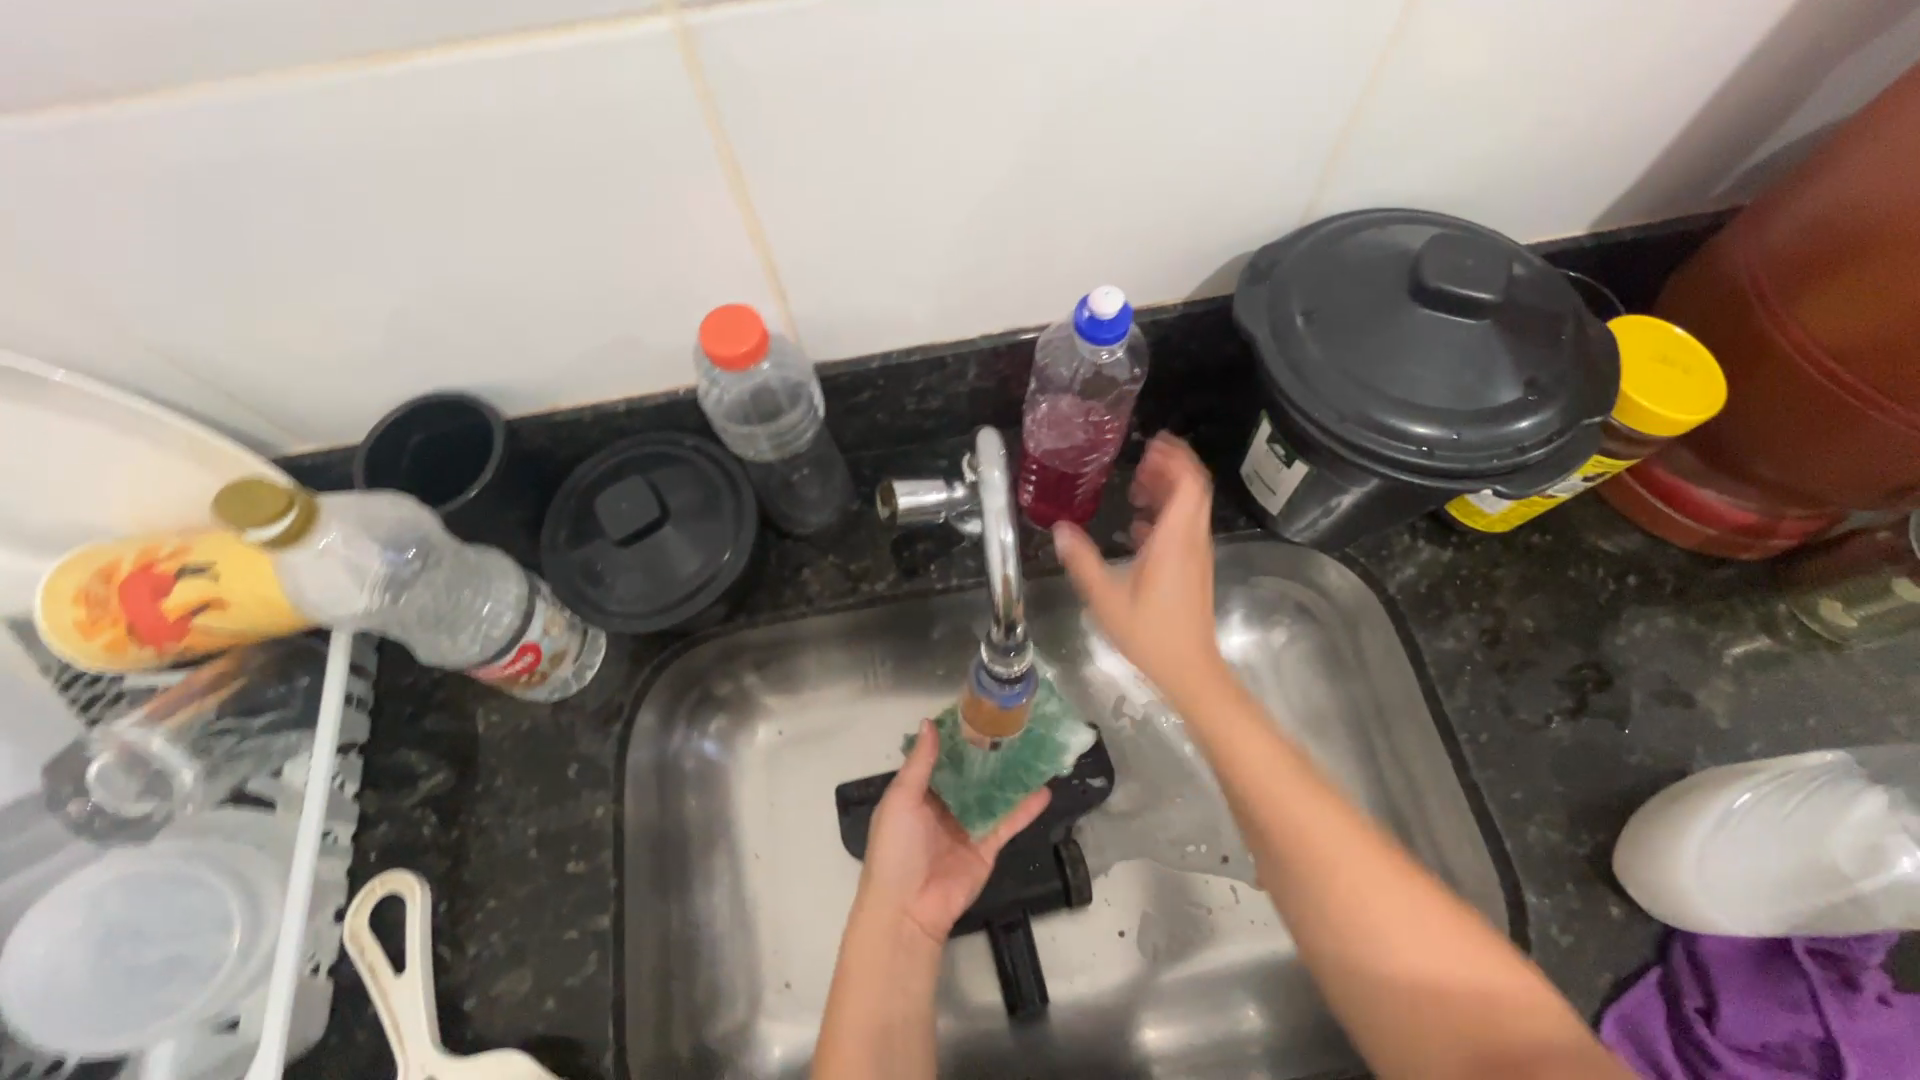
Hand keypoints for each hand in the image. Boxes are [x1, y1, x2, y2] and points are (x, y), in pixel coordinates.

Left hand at [854, 718, 1051, 945]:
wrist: (908, 909)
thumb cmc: (896, 849)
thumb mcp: (901, 799)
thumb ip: (920, 763)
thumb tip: (929, 723)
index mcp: (918, 794)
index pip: (940, 759)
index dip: (957, 738)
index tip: (978, 712)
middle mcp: (943, 807)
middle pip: (970, 775)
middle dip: (988, 754)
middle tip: (1013, 726)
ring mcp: (967, 827)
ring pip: (992, 796)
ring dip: (1011, 777)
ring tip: (1035, 750)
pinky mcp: (987, 847)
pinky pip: (1007, 823)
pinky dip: (1025, 808)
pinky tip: (1045, 789)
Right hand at [1052, 433, 1224, 700]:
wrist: (1190, 668)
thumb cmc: (1149, 634)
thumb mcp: (1106, 598)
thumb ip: (1082, 561)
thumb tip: (1060, 530)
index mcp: (1174, 540)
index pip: (1188, 483)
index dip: (1175, 458)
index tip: (1153, 444)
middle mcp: (1191, 540)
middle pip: (1193, 489)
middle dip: (1170, 468)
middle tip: (1141, 460)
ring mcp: (1197, 555)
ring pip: (1191, 508)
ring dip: (1168, 491)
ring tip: (1136, 487)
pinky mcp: (1195, 568)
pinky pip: (1186, 527)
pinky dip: (1167, 516)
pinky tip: (1138, 527)